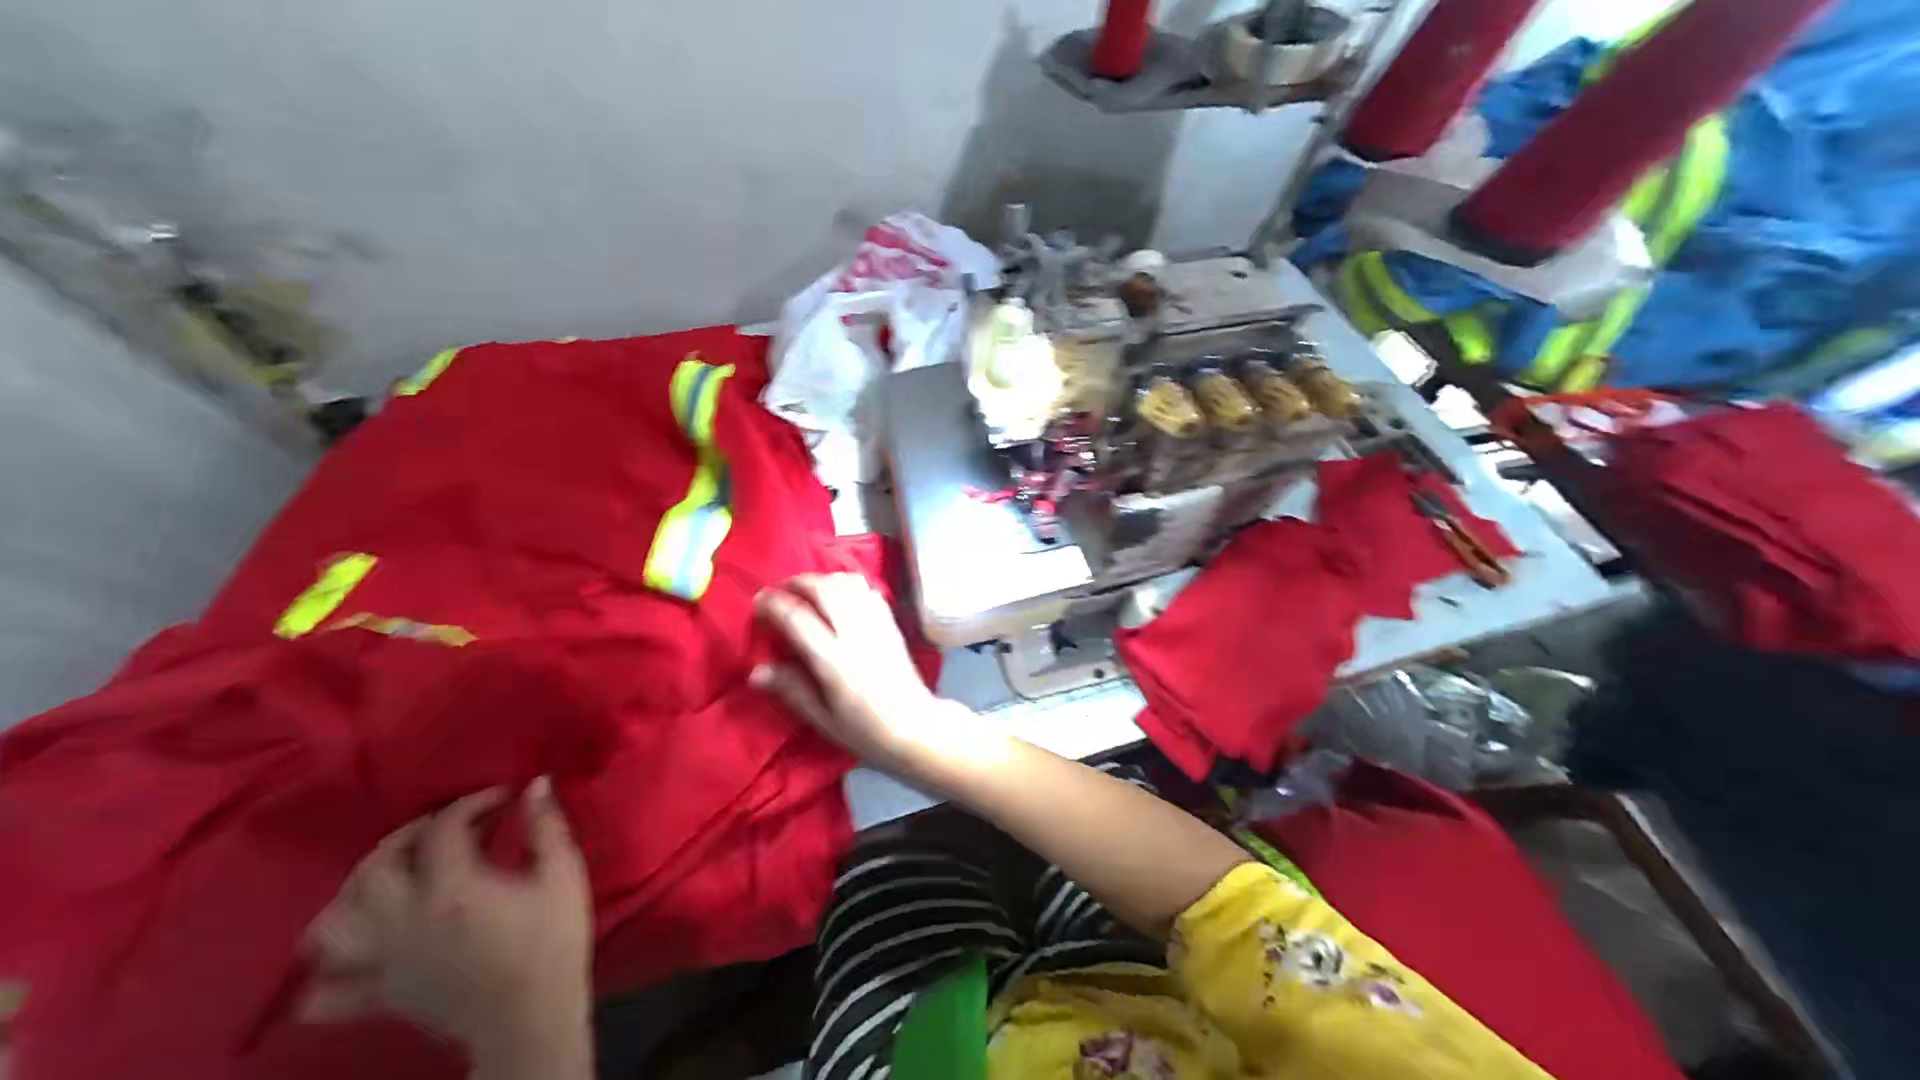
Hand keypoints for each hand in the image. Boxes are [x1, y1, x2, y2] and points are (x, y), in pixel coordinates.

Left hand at [301, 780, 591, 1074]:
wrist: (533, 1016)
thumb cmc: (553, 940)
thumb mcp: (563, 874)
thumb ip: (546, 826)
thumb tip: (536, 783)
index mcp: (454, 889)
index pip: (444, 828)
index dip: (472, 802)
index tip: (503, 797)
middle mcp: (406, 921)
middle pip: (376, 866)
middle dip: (407, 834)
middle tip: (442, 826)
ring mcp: (385, 962)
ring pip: (333, 922)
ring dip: (354, 892)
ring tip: (390, 877)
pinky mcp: (379, 996)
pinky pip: (325, 992)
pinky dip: (326, 972)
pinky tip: (353, 953)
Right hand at [752, 573, 945, 770]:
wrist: (916, 727)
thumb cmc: (866, 731)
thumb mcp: (823, 719)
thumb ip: (792, 689)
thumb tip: (756, 671)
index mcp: (835, 661)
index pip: (798, 619)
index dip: (774, 605)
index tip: (758, 603)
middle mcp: (857, 635)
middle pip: (824, 589)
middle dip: (797, 583)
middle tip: (780, 592)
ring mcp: (877, 625)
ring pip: (848, 583)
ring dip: (823, 580)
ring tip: (807, 592)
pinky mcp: (891, 623)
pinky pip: (868, 590)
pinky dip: (847, 586)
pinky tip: (838, 598)